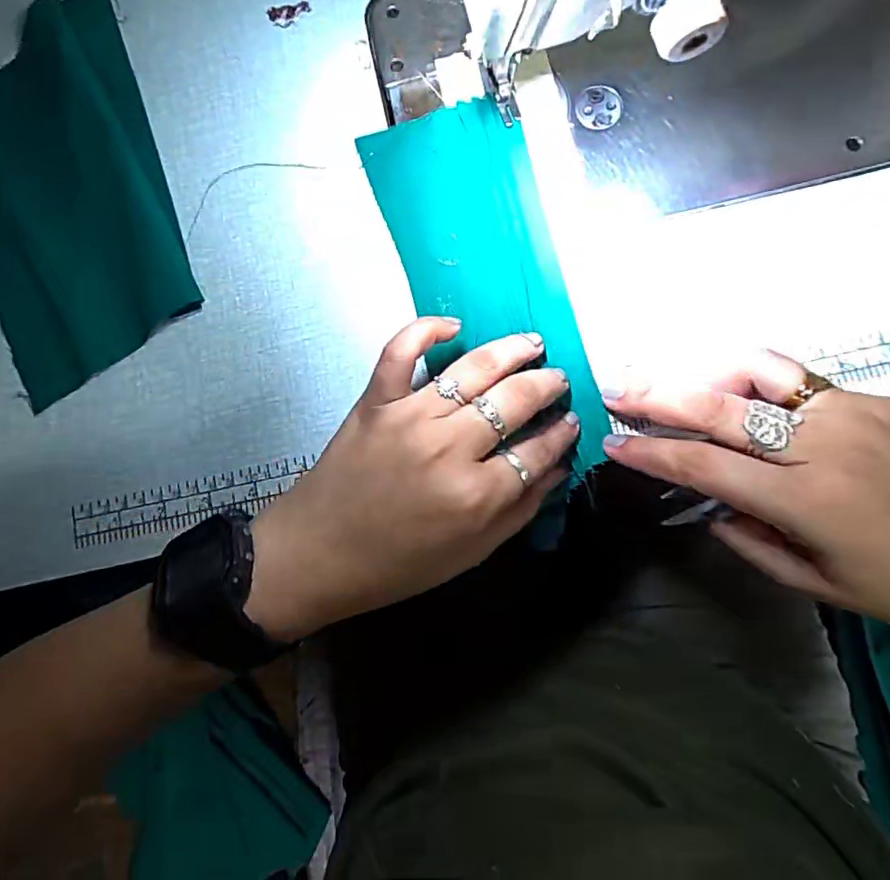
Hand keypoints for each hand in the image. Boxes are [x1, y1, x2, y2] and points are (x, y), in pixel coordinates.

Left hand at [243, 318, 579, 642]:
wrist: (317, 556)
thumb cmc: (399, 563)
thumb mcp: (472, 551)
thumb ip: (521, 510)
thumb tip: (558, 467)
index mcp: (477, 495)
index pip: (538, 450)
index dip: (563, 433)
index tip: (572, 421)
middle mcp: (449, 449)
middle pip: (515, 401)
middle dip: (548, 385)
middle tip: (558, 379)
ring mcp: (410, 418)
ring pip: (473, 370)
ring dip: (511, 351)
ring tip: (532, 343)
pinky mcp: (375, 401)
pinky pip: (401, 352)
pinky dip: (424, 330)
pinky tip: (453, 325)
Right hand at [601, 353, 889, 674]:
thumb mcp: (814, 582)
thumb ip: (749, 538)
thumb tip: (709, 501)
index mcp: (808, 501)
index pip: (707, 464)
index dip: (653, 451)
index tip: (614, 441)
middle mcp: (827, 444)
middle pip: (723, 407)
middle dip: (660, 395)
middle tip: (618, 384)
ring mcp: (856, 411)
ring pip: (763, 373)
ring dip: (712, 374)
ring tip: (682, 382)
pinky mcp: (882, 398)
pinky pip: (806, 384)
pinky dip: (766, 388)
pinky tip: (752, 399)